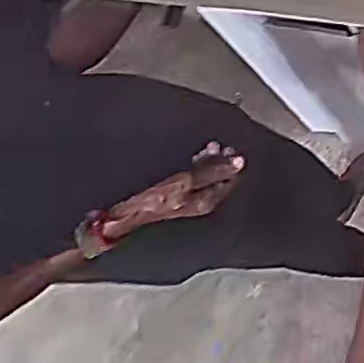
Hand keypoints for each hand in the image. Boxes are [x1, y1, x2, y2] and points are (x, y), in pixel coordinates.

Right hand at [103, 142, 242, 238]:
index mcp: (209, 201)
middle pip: (221, 177)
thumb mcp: (185, 183)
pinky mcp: (180, 195)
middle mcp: (204, 201)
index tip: (228, 149)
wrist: (124, 216)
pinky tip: (196, 158)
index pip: (231, 180)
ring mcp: (192, 199)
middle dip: (221, 160)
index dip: (231, 163)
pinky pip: (197, 178)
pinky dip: (199, 166)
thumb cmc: (154, 200)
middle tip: (216, 146)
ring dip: (211, 161)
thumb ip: (213, 172)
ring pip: (209, 176)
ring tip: (208, 148)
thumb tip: (239, 162)